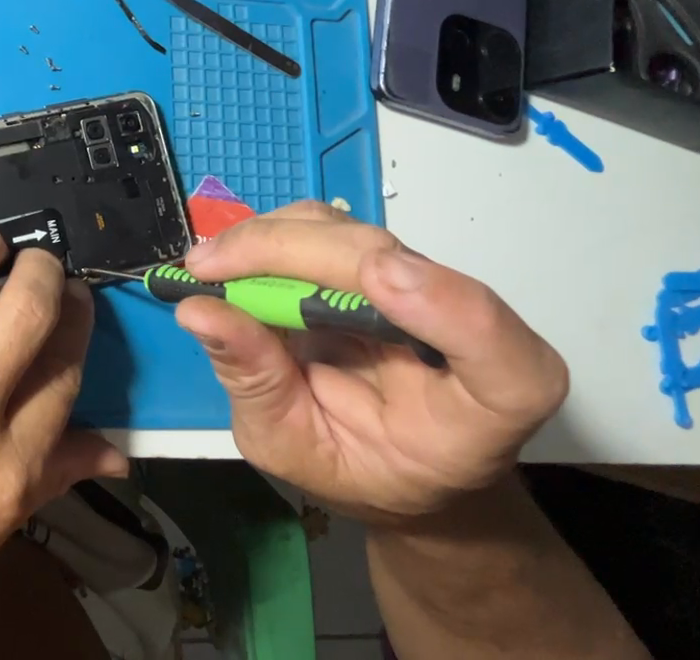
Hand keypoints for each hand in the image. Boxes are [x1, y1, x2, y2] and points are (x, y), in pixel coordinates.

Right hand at [175, 201, 567, 523]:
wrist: (389, 460)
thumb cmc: (357, 468)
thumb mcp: (292, 448)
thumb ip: (256, 385)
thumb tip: (197, 310)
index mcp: (478, 406)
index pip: (501, 357)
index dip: (450, 308)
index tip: (377, 280)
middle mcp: (461, 331)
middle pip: (392, 263)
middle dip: (290, 252)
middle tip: (206, 268)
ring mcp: (416, 286)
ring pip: (348, 233)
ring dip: (270, 238)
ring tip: (209, 267)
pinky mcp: (373, 264)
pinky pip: (323, 230)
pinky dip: (267, 237)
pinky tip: (227, 260)